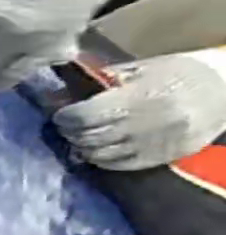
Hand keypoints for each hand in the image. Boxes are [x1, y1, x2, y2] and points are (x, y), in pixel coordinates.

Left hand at [53, 48, 225, 170]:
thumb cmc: (181, 73)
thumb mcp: (141, 69)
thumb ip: (99, 83)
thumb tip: (55, 96)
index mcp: (140, 98)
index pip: (83, 117)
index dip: (65, 116)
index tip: (63, 114)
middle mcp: (148, 123)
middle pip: (86, 136)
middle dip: (71, 131)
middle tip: (71, 126)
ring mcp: (157, 142)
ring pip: (97, 153)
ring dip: (84, 146)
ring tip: (86, 136)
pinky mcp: (166, 156)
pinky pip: (117, 165)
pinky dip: (102, 158)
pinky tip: (104, 147)